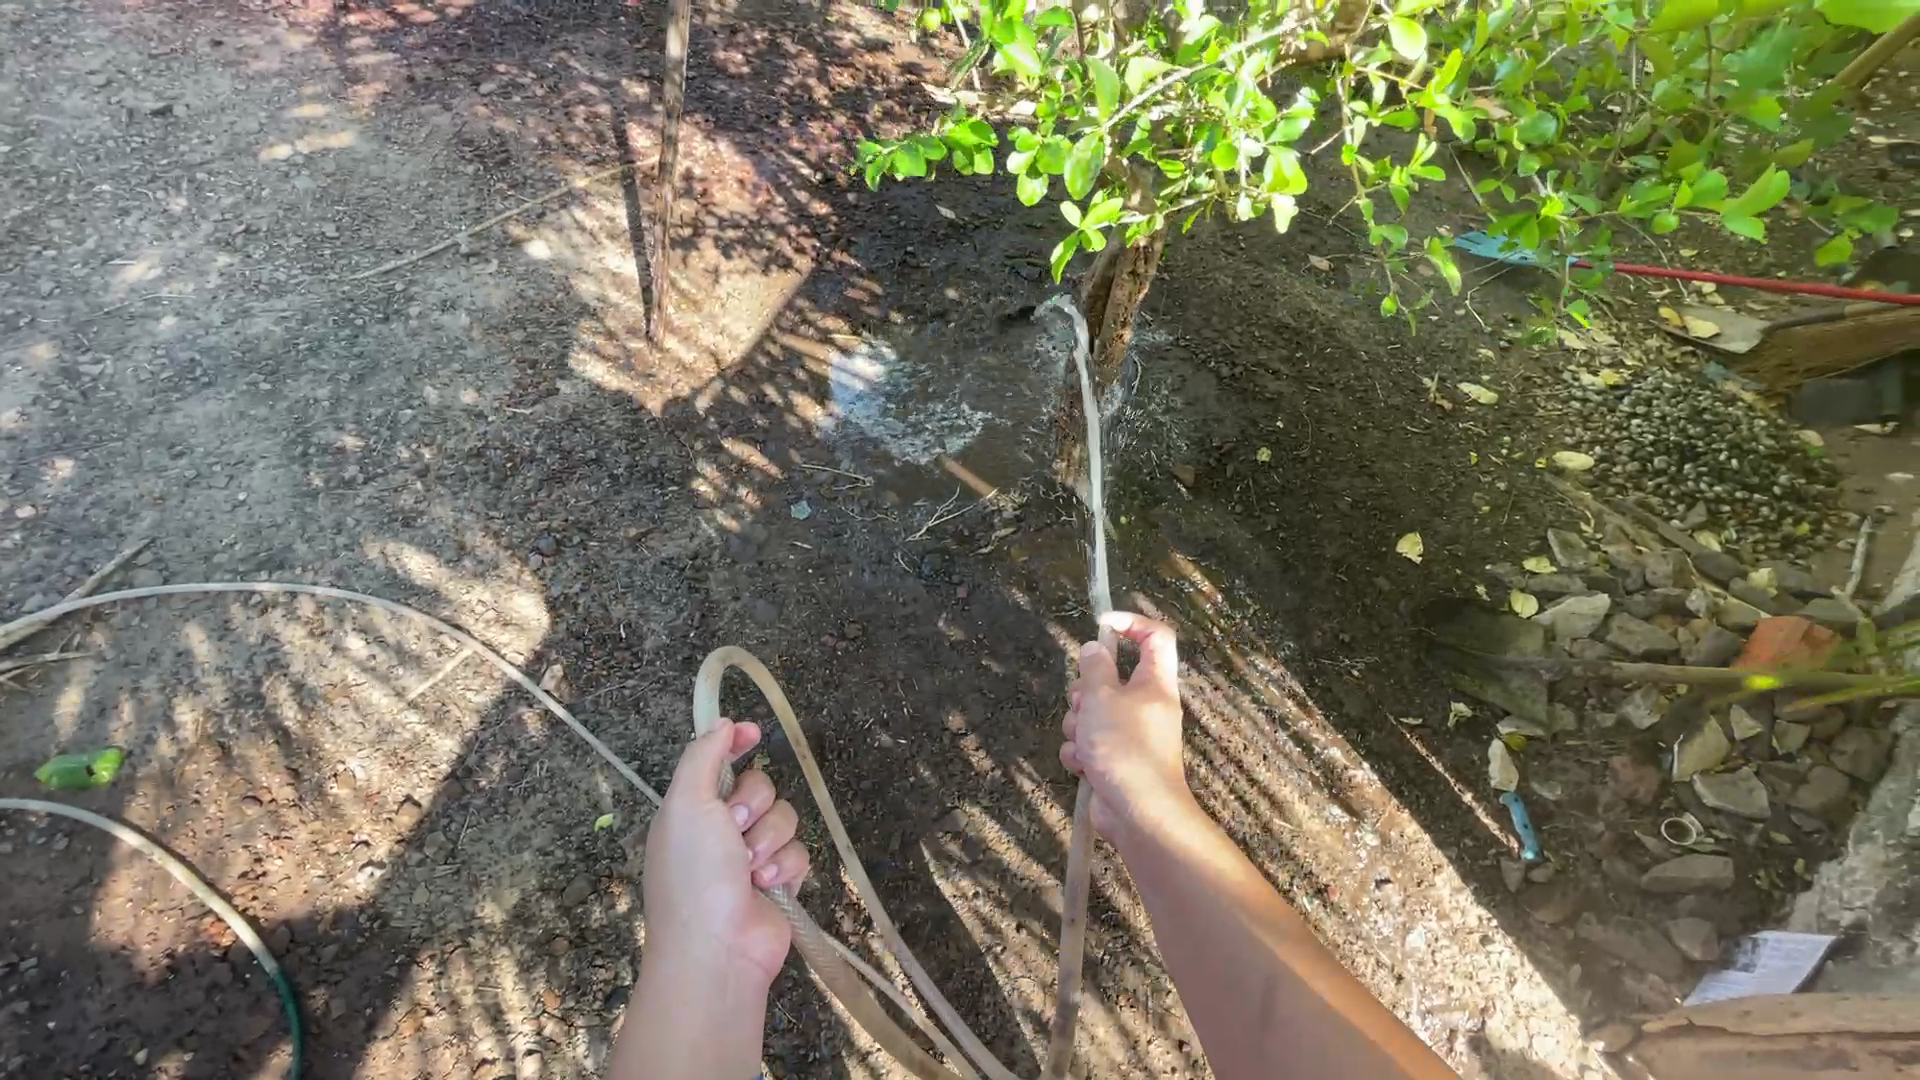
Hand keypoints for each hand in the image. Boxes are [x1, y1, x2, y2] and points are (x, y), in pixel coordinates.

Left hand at [642, 719, 810, 986]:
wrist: (717, 951)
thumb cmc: (695, 875)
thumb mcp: (687, 804)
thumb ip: (704, 757)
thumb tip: (722, 723)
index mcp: (692, 811)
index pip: (718, 762)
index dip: (736, 743)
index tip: (753, 733)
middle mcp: (721, 831)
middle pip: (761, 786)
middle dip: (755, 805)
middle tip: (735, 830)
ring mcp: (752, 857)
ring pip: (785, 817)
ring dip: (770, 840)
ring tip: (752, 868)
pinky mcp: (779, 881)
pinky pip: (799, 851)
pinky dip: (785, 866)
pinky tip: (768, 886)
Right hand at [1061, 611, 1195, 843]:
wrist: (1138, 813)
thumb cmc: (1125, 747)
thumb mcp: (1103, 697)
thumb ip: (1095, 669)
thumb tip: (1096, 648)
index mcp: (1154, 683)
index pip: (1156, 637)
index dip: (1131, 623)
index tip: (1101, 625)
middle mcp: (1145, 706)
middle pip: (1109, 678)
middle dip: (1085, 690)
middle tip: (1084, 703)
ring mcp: (1131, 735)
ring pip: (1092, 713)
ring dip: (1078, 725)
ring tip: (1085, 741)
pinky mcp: (1115, 760)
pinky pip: (1089, 743)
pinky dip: (1081, 752)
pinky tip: (1084, 765)